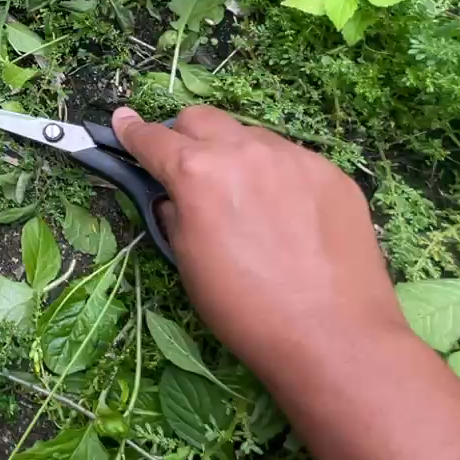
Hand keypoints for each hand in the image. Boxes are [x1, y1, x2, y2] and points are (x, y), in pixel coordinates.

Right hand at [113, 105, 409, 382]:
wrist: (336, 341)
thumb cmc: (244, 307)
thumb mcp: (185, 258)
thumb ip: (173, 210)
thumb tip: (172, 193)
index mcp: (195, 172)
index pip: (151, 137)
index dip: (130, 131)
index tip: (122, 122)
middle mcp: (241, 151)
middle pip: (199, 118)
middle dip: (184, 136)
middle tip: (188, 170)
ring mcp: (292, 159)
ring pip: (247, 135)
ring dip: (233, 154)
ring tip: (246, 198)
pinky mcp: (331, 174)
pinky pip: (289, 159)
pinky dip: (274, 174)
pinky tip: (287, 215)